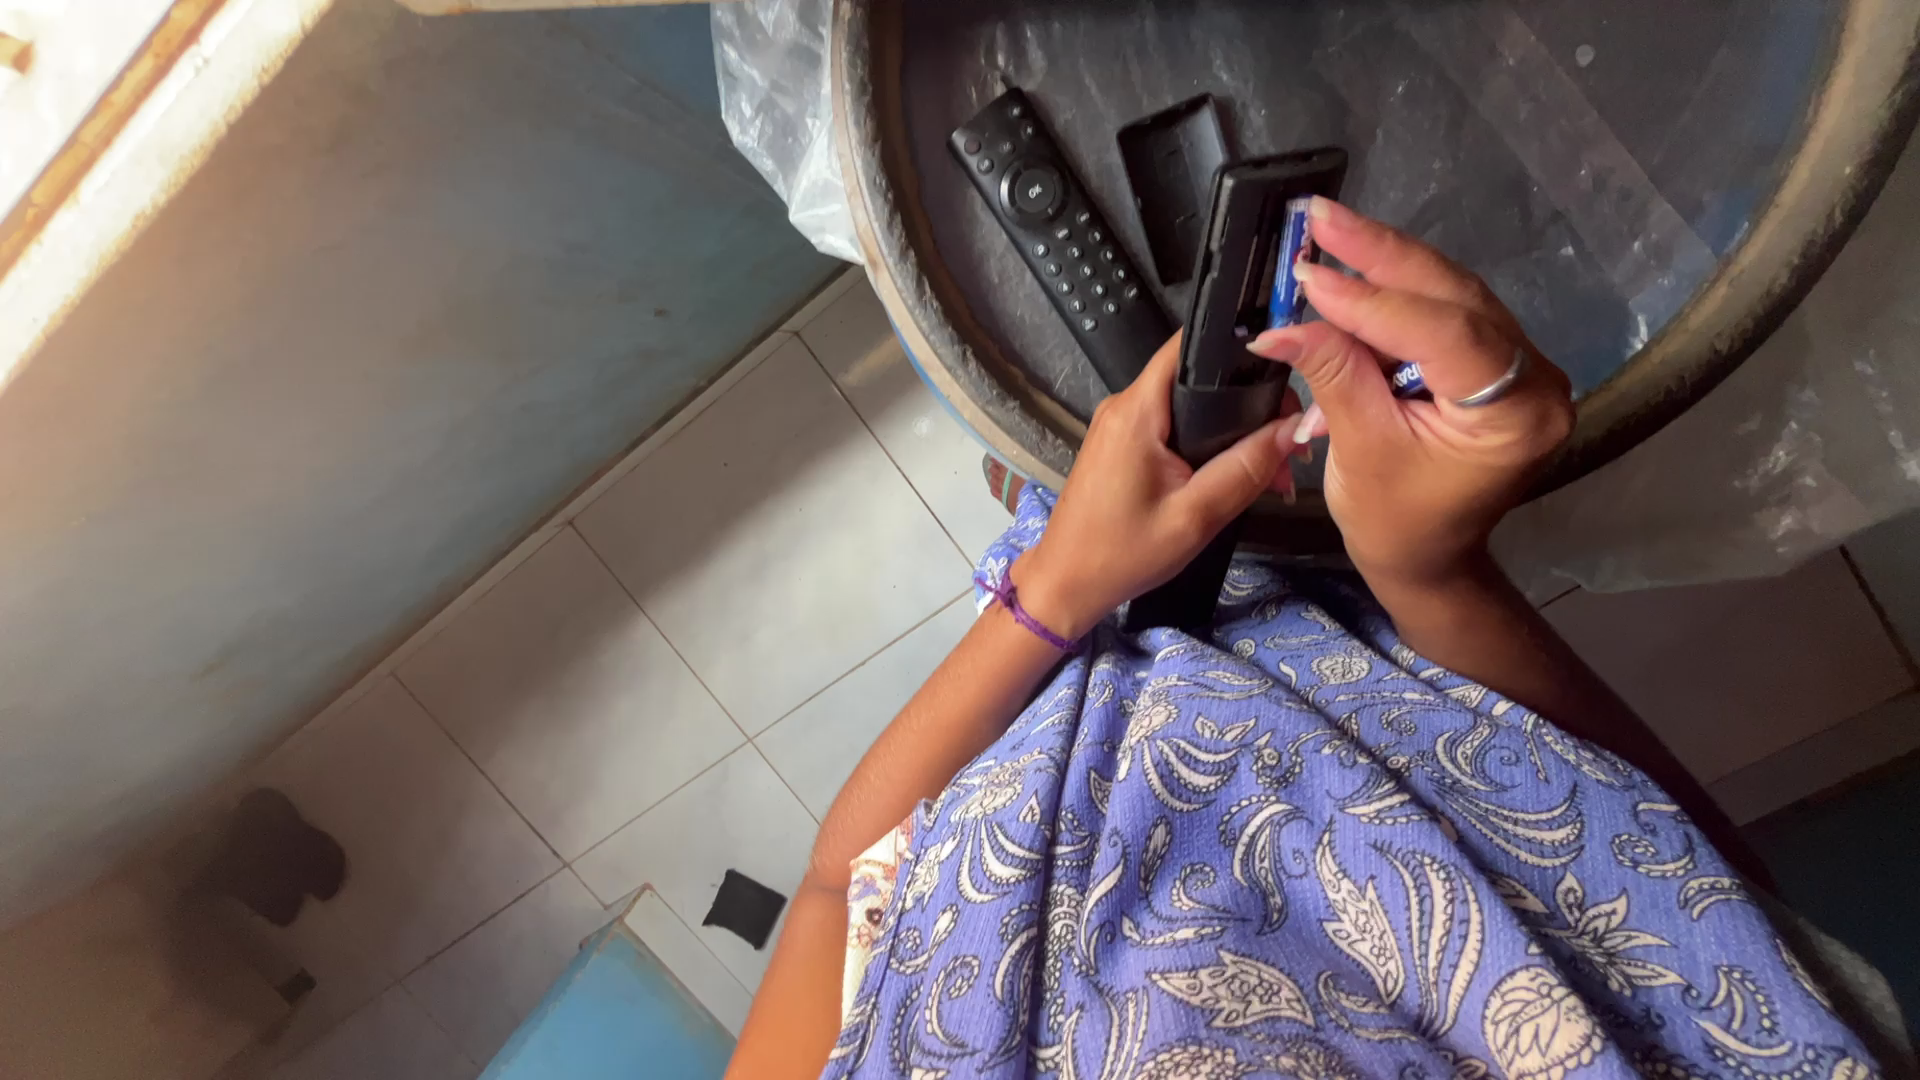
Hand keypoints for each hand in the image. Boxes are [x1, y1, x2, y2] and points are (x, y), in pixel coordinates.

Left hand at [1013, 335, 1303, 637]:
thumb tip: (1294, 429)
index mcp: (1135, 411)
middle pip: (1196, 379)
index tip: (1286, 378)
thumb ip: (1246, 468)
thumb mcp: (1194, 517)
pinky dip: (1203, 446)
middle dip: (1247, 405)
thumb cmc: (1121, 554)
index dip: (1241, 350)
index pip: (1190, 347)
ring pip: (1186, 408)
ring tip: (1270, 468)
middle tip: (1288, 445)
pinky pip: (1169, 429)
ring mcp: (1118, 426)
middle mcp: (1123, 406)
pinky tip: (1232, 474)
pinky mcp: (1119, 446)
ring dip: (1229, 432)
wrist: (1067, 583)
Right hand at [1247, 197, 1574, 590]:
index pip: (1446, 335)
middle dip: (1381, 255)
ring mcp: (1515, 366)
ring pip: (1447, 297)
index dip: (1373, 303)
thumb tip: (1284, 324)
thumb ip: (1334, 377)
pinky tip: (1352, 270)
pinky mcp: (1489, 364)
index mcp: (1515, 413)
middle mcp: (1533, 376)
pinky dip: (1389, 296)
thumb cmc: (1394, 521)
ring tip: (1329, 232)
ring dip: (1382, 264)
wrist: (1425, 554)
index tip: (1310, 277)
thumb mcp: (1360, 451)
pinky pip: (1439, 316)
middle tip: (1321, 217)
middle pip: (1454, 297)